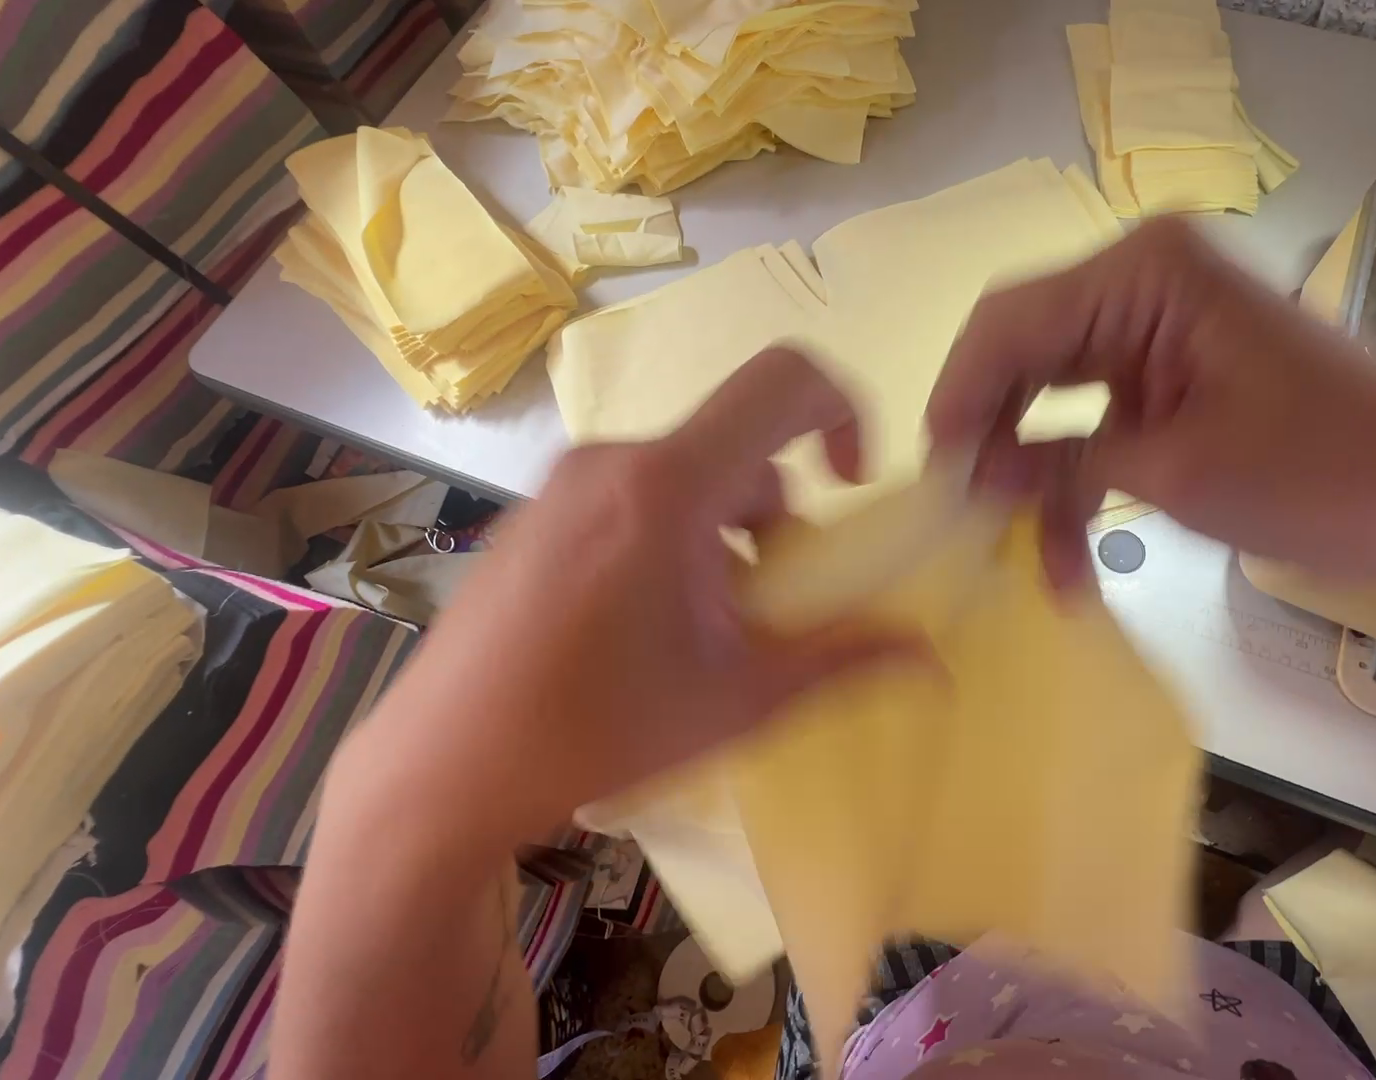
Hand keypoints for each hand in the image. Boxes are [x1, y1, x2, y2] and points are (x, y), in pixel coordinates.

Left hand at [358, 347, 911, 847]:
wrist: (441, 770)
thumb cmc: (598, 732)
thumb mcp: (744, 699)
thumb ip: (848, 659)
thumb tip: (934, 657)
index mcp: (670, 483)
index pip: (785, 380)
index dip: (845, 414)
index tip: (853, 489)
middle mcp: (616, 458)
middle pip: (743, 446)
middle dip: (783, 516)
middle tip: (770, 605)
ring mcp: (567, 481)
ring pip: (694, 474)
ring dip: (730, 534)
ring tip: (706, 626)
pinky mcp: (540, 510)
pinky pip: (642, 493)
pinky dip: (679, 536)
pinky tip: (648, 621)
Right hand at [927, 218, 1375, 590]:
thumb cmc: (1320, 474)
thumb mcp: (1171, 472)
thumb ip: (1055, 464)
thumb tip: (968, 476)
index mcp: (1143, 272)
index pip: (1009, 323)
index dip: (959, 398)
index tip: (931, 477)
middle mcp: (1139, 283)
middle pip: (1021, 357)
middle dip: (990, 439)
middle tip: (960, 513)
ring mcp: (1152, 331)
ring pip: (1048, 399)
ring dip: (1032, 477)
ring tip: (1019, 552)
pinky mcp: (1165, 377)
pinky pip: (1090, 423)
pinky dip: (1073, 483)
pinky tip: (1064, 552)